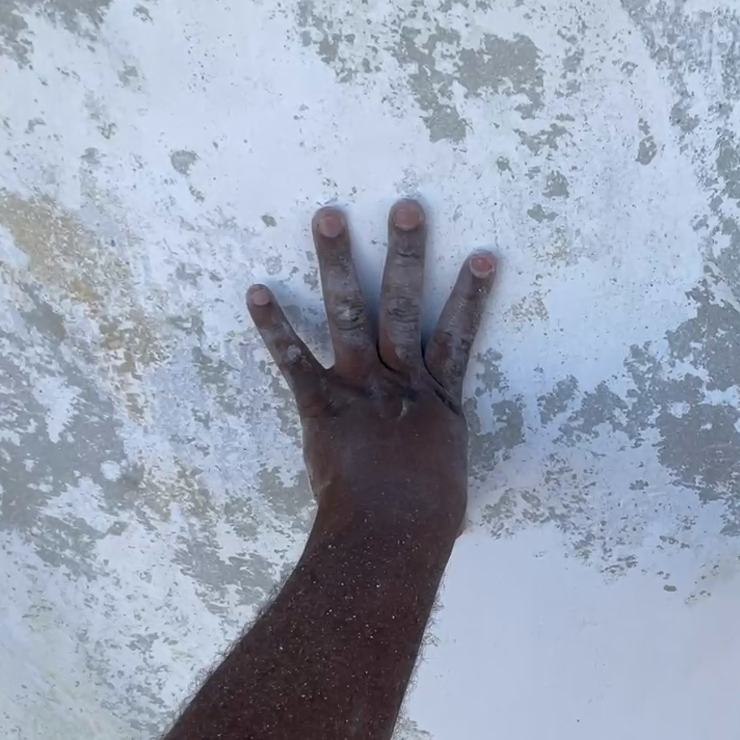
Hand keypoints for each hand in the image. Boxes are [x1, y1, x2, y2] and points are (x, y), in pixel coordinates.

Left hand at [247, 200, 494, 539]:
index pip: (459, 334)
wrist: (391, 531)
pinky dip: (274, 327)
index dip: (472, 295)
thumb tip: (440, 475)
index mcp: (437, 397)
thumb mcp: (447, 476)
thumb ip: (439, 454)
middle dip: (406, 254)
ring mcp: (359, 387)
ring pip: (348, 314)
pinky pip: (293, 360)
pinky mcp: (320, 404)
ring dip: (336, 264)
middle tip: (405, 208)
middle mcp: (400, 379)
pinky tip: (256, 291)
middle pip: (403, 305)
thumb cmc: (429, 514)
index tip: (483, 255)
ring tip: (328, 217)